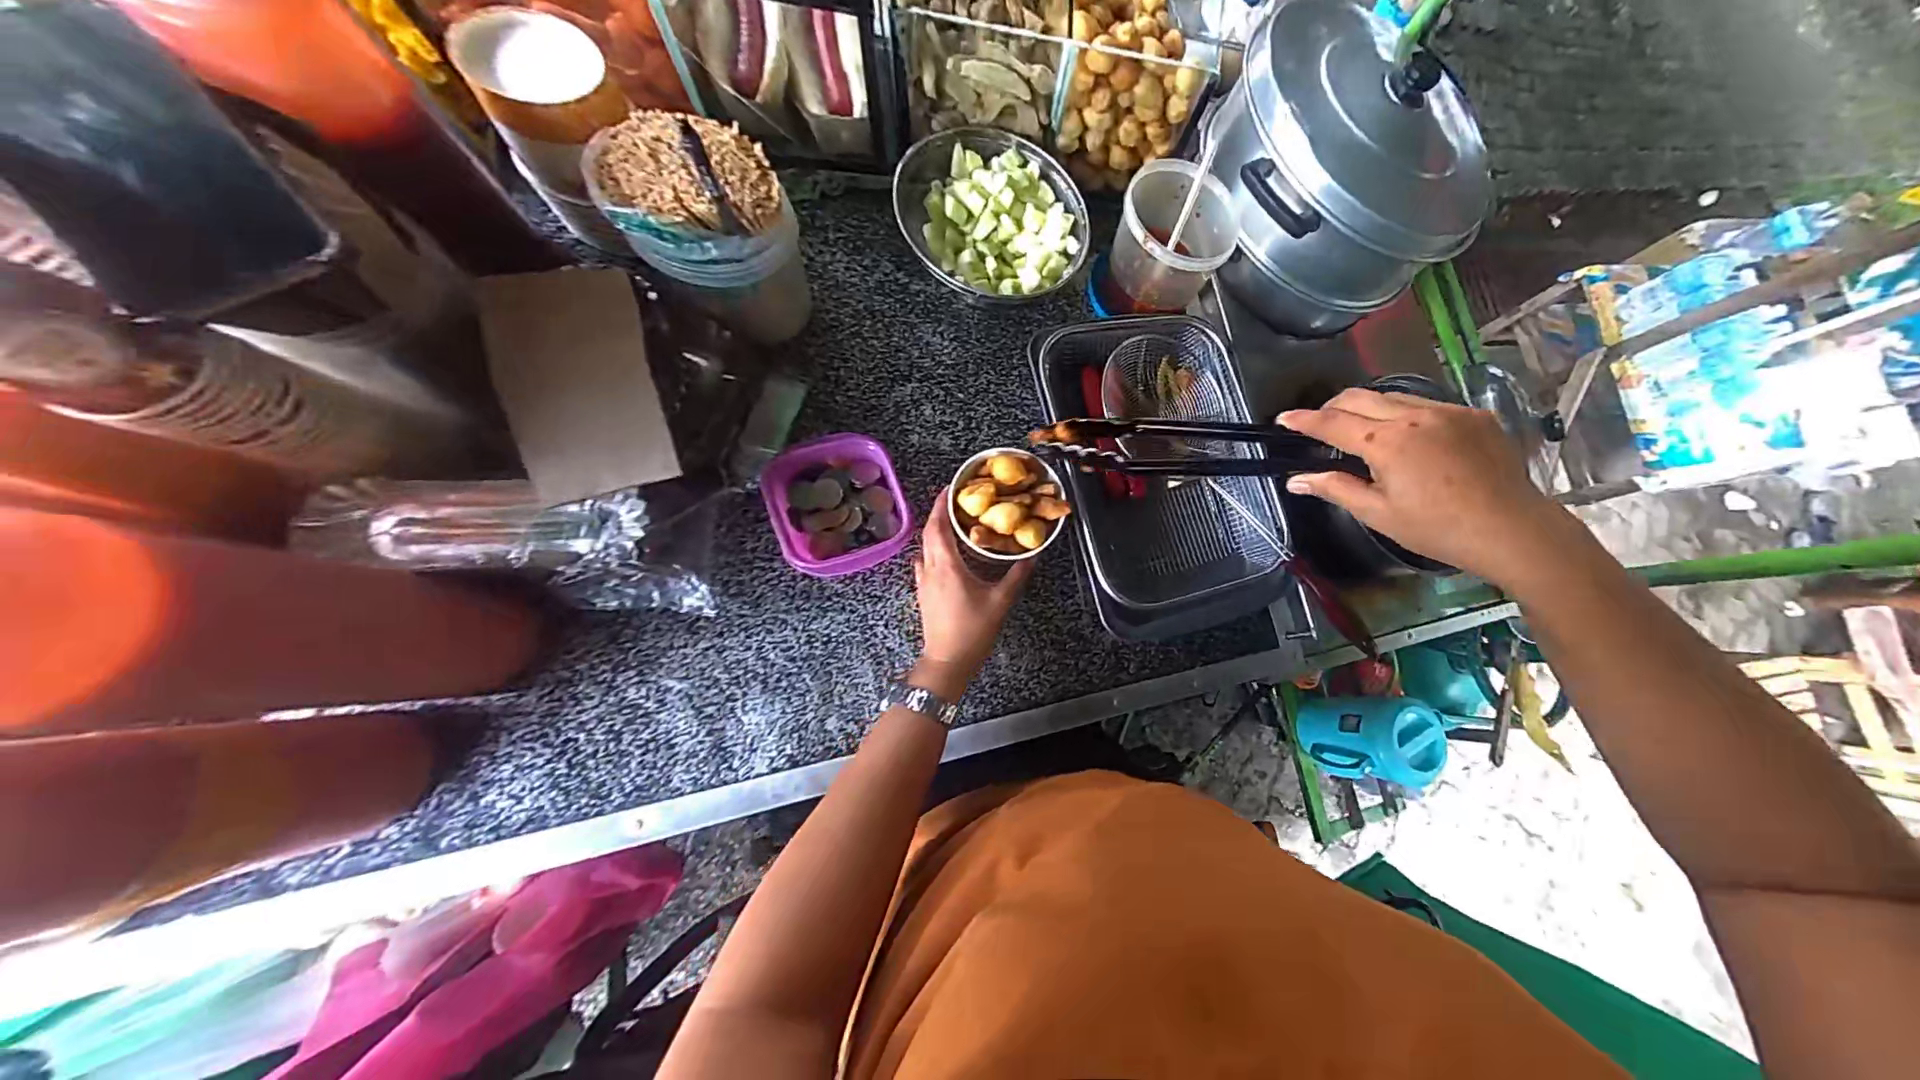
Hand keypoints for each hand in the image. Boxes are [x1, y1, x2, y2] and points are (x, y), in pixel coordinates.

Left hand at [912, 491, 1033, 692]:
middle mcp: (930, 569)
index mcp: (946, 566)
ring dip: (934, 532)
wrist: (947, 661)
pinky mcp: (923, 594)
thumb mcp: (1000, 602)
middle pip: (928, 533)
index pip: (938, 526)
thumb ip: (1016, 577)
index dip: (941, 505)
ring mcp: (924, 582)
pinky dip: (933, 550)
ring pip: (924, 548)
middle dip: (938, 514)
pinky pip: (925, 563)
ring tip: (951, 524)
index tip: (949, 489)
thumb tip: (1031, 558)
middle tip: (953, 502)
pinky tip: (946, 555)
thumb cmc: (972, 631)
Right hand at [1277, 389, 1578, 587]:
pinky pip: (1428, 405)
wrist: (1511, 529)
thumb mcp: (1377, 513)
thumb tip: (1296, 481)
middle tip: (1319, 425)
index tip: (1283, 419)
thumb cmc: (1436, 528)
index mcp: (1387, 444)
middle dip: (1333, 407)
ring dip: (1369, 409)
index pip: (1332, 423)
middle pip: (1360, 397)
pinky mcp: (1474, 415)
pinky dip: (1406, 416)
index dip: (1303, 420)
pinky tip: (1410, 440)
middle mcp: (1415, 417)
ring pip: (1394, 396)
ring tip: (1363, 432)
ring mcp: (1448, 412)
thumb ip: (1335, 488)